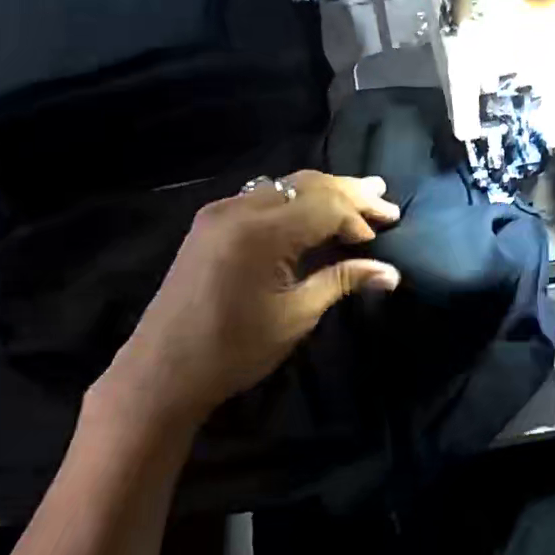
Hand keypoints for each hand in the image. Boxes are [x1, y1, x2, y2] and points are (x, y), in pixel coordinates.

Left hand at [96, 171, 401, 424]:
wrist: (164, 369)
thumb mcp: (297, 316)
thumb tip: (391, 272)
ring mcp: (219, 213)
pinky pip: (261, 198)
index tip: (382, 237)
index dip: (358, 218)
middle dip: (348, 192)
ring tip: (358, 197)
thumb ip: (342, 281)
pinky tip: (313, 213)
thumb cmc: (235, 349)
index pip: (324, 205)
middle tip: (384, 199)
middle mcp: (238, 210)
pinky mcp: (210, 225)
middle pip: (305, 185)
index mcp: (260, 233)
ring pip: (283, 186)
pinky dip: (294, 201)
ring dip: (322, 192)